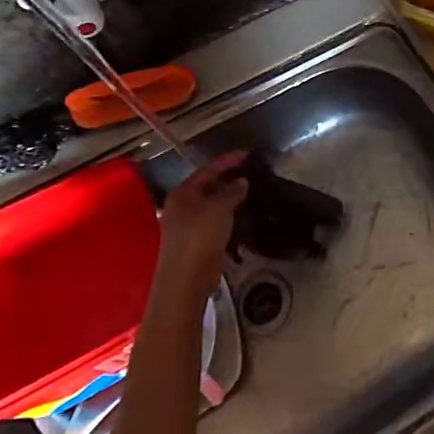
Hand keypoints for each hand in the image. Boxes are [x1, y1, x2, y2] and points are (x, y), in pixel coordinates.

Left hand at [153, 152, 248, 311]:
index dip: (227, 161)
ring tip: (251, 192)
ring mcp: (187, 225)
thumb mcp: (219, 208)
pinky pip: (214, 222)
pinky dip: (228, 217)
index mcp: (182, 193)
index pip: (207, 170)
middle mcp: (181, 206)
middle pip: (208, 187)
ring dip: (229, 199)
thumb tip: (241, 181)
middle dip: (229, 180)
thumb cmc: (199, 236)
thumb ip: (231, 191)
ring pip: (211, 206)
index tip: (247, 155)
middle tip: (251, 173)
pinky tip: (243, 216)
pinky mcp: (196, 242)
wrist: (186, 278)